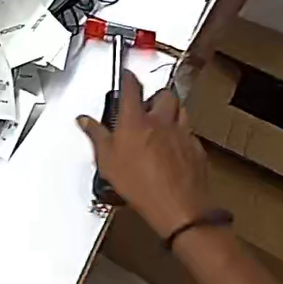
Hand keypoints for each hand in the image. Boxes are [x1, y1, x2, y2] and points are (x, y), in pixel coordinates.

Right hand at [77, 71, 219, 236]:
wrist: (178, 208)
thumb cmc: (142, 185)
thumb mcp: (107, 160)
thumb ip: (96, 135)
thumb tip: (85, 122)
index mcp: (136, 120)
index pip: (132, 87)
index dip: (128, 77)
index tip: (127, 75)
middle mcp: (161, 122)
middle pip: (164, 94)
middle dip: (156, 94)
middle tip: (148, 101)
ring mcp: (182, 134)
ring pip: (181, 110)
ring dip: (172, 110)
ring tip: (162, 118)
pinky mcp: (196, 150)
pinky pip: (191, 133)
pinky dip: (183, 133)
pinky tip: (175, 144)